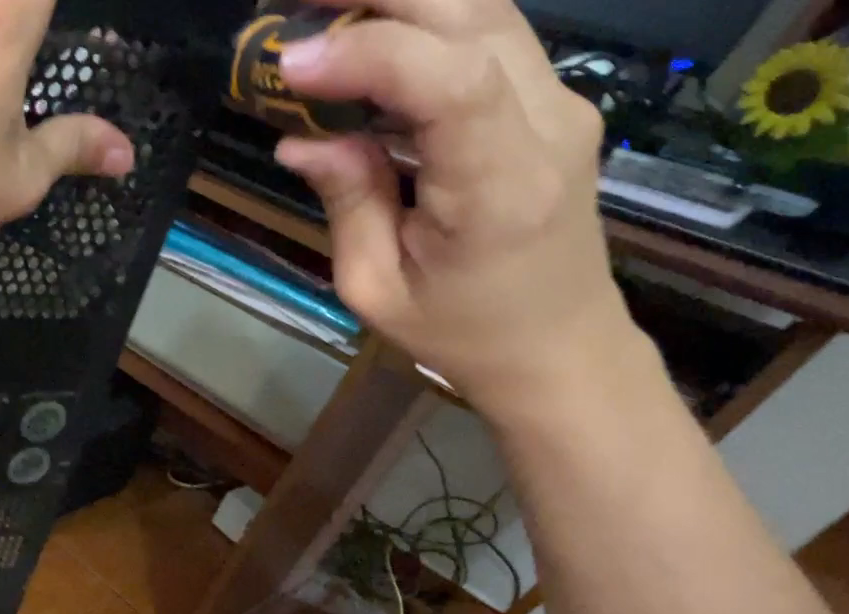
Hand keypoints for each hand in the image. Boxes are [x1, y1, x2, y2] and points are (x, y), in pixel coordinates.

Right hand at [273, 0, 643, 408]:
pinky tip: (366, 43)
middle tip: (296, 1)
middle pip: (475, 12)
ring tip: (321, 13)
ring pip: (484, 9)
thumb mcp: (376, 287)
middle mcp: (547, 124)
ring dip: (397, 3)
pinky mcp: (550, 100)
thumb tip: (302, 139)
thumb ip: (347, 201)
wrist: (558, 345)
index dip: (369, 53)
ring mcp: (559, 102)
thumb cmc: (459, 333)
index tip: (289, 61)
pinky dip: (420, 27)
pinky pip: (486, 37)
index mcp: (500, 187)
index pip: (450, 80)